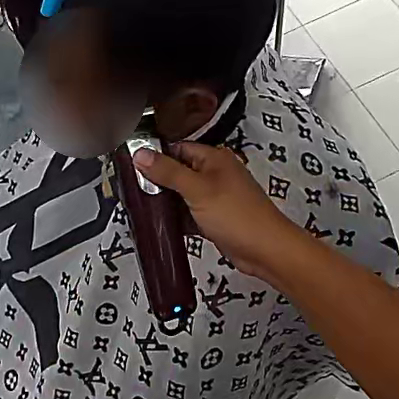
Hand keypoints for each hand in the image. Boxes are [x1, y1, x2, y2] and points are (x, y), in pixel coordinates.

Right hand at [133, 142, 304, 282]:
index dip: (157, 155)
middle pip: (179, 171)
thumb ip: (168, 171)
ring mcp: (217, 198)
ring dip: (168, 202)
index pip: (178, 148)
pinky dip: (179, 219)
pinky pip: (191, 215)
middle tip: (136, 190)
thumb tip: (142, 155)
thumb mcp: (197, 189)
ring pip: (184, 195)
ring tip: (144, 208)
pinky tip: (164, 225)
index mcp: (215, 159)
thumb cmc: (240, 216)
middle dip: (159, 181)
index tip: (134, 164)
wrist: (265, 250)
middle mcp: (217, 175)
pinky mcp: (216, 219)